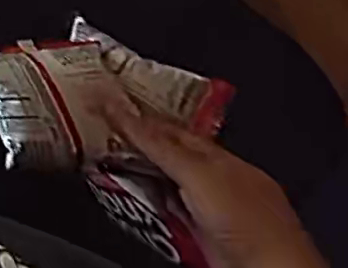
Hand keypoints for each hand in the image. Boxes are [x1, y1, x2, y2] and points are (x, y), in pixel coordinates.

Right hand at [105, 104, 327, 267]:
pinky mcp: (201, 240)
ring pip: (162, 185)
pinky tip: (125, 197)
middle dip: (133, 146)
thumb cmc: (252, 228)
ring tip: (102, 161)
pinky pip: (164, 213)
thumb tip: (119, 110)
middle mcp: (216, 184)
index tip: (106, 106)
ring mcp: (210, 214)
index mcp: (223, 161)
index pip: (172, 129)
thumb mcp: (199, 175)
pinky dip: (144, 203)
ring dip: (135, 175)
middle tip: (95, 131)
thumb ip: (159, 145)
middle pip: (165, 156)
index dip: (139, 116)